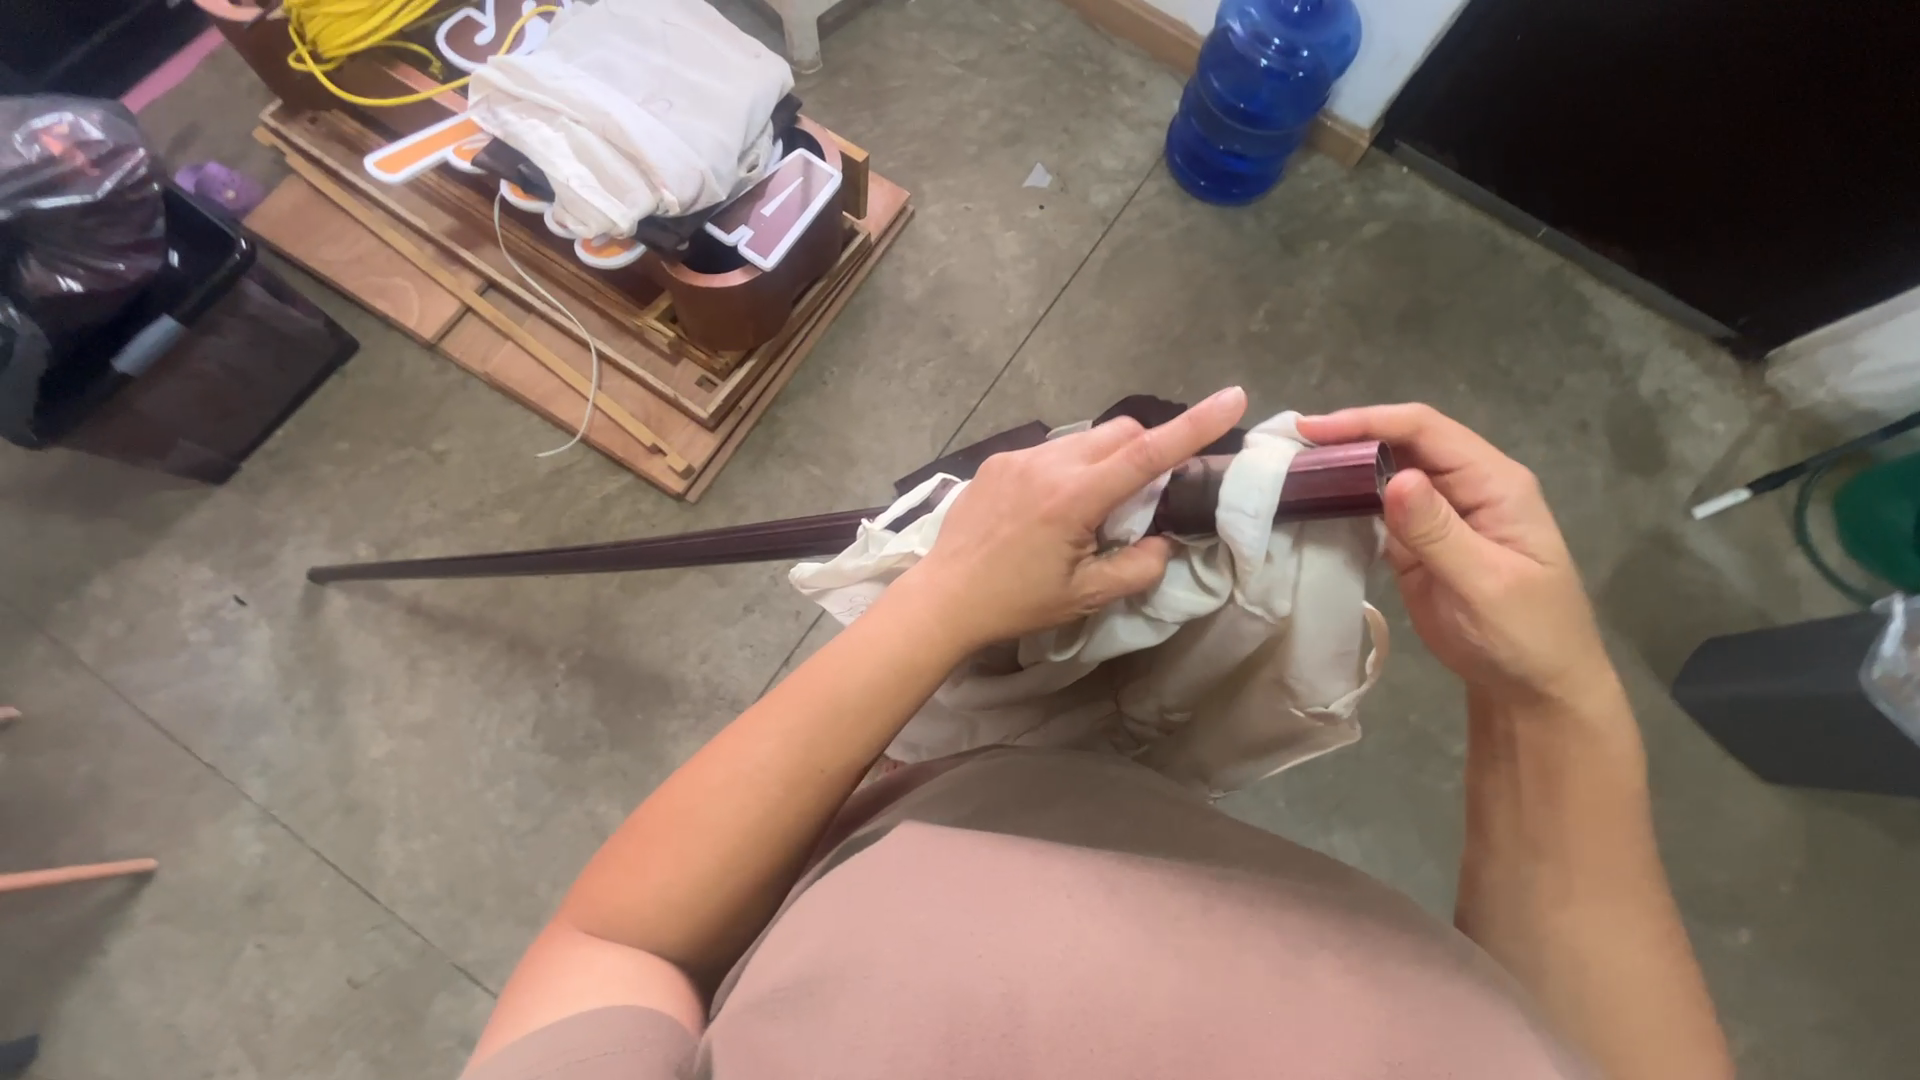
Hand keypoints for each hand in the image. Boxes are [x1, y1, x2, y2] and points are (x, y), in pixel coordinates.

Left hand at [898, 387, 1247, 650]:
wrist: (944, 598)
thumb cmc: (1016, 603)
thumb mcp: (1086, 597)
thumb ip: (1138, 567)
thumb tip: (1162, 540)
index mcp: (1073, 499)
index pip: (1146, 452)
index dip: (1194, 425)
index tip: (1232, 397)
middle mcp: (1046, 466)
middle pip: (1119, 433)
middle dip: (1146, 449)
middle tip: (1141, 498)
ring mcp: (1016, 459)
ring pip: (1084, 441)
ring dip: (1104, 462)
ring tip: (1087, 510)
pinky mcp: (996, 463)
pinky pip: (1050, 453)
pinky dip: (1068, 469)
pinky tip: (1048, 508)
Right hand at [1296, 404, 1617, 707]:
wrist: (1531, 686)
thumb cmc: (1525, 634)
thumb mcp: (1486, 583)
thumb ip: (1438, 531)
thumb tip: (1395, 478)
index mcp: (1494, 483)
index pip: (1426, 431)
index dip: (1369, 422)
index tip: (1312, 429)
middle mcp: (1464, 487)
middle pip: (1401, 442)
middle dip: (1348, 437)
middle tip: (1289, 446)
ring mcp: (1437, 514)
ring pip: (1384, 472)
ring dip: (1341, 466)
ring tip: (1290, 466)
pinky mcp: (1414, 541)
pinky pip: (1375, 508)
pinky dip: (1344, 500)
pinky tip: (1312, 501)